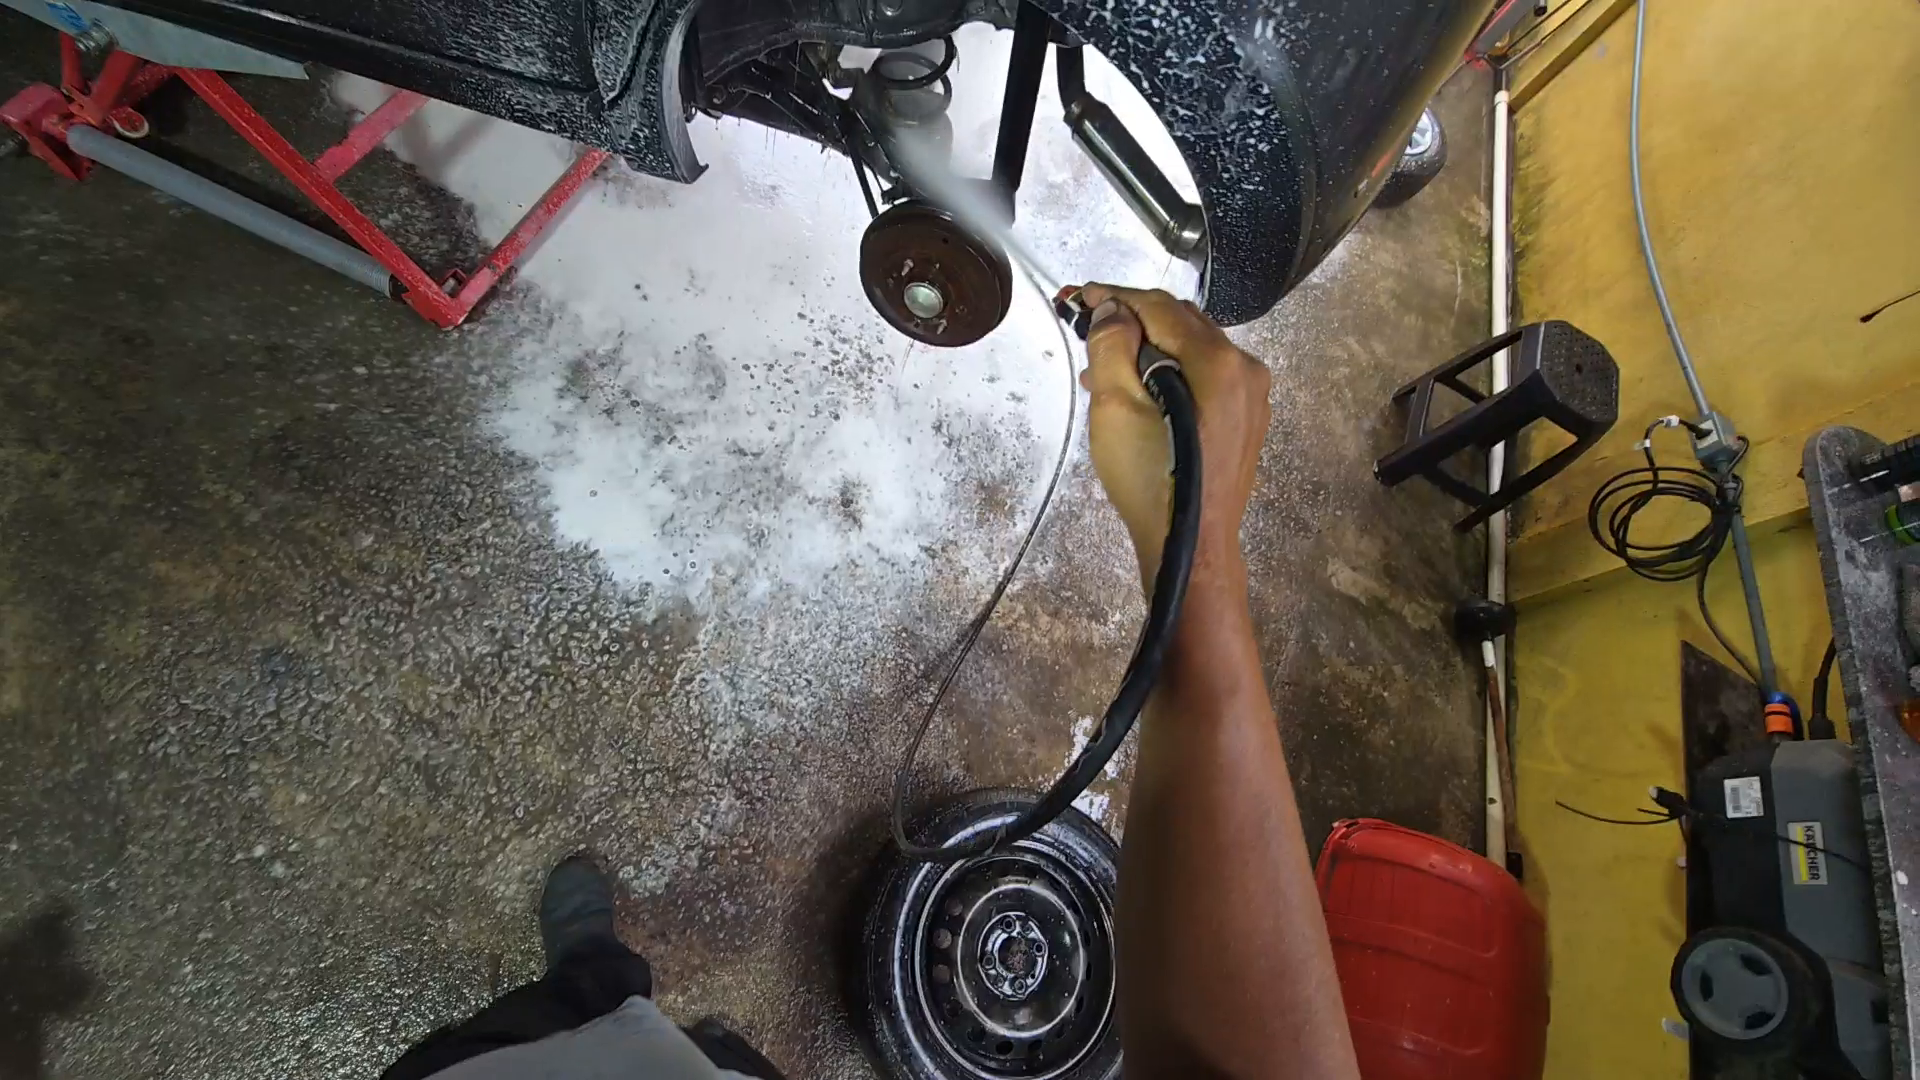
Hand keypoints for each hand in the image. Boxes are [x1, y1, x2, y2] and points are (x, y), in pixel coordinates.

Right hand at [1077, 284, 1271, 587]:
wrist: (1190, 544)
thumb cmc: (1149, 480)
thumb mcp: (1115, 408)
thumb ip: (1111, 346)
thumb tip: (1111, 310)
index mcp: (1218, 361)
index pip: (1159, 307)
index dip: (1114, 295)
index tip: (1079, 295)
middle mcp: (1245, 368)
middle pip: (1180, 323)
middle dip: (1131, 321)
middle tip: (1087, 330)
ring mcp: (1252, 395)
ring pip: (1192, 350)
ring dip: (1147, 349)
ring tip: (1103, 369)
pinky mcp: (1246, 418)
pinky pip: (1204, 378)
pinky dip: (1169, 373)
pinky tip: (1140, 392)